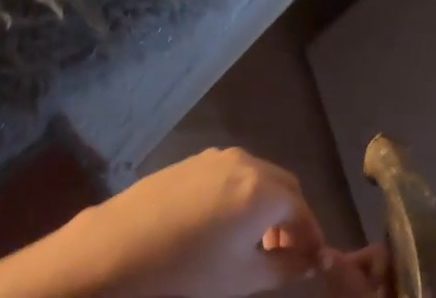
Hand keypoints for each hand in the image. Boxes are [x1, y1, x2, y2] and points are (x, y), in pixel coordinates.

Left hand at [56, 148, 357, 297]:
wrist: (122, 244)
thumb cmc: (190, 268)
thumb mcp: (246, 278)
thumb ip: (288, 267)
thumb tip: (313, 262)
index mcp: (263, 189)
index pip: (304, 212)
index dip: (312, 239)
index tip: (313, 265)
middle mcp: (244, 162)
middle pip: (284, 187)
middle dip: (292, 218)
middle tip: (288, 255)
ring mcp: (215, 157)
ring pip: (258, 176)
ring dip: (268, 205)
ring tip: (257, 243)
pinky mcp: (192, 160)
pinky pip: (232, 173)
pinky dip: (243, 194)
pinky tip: (228, 224)